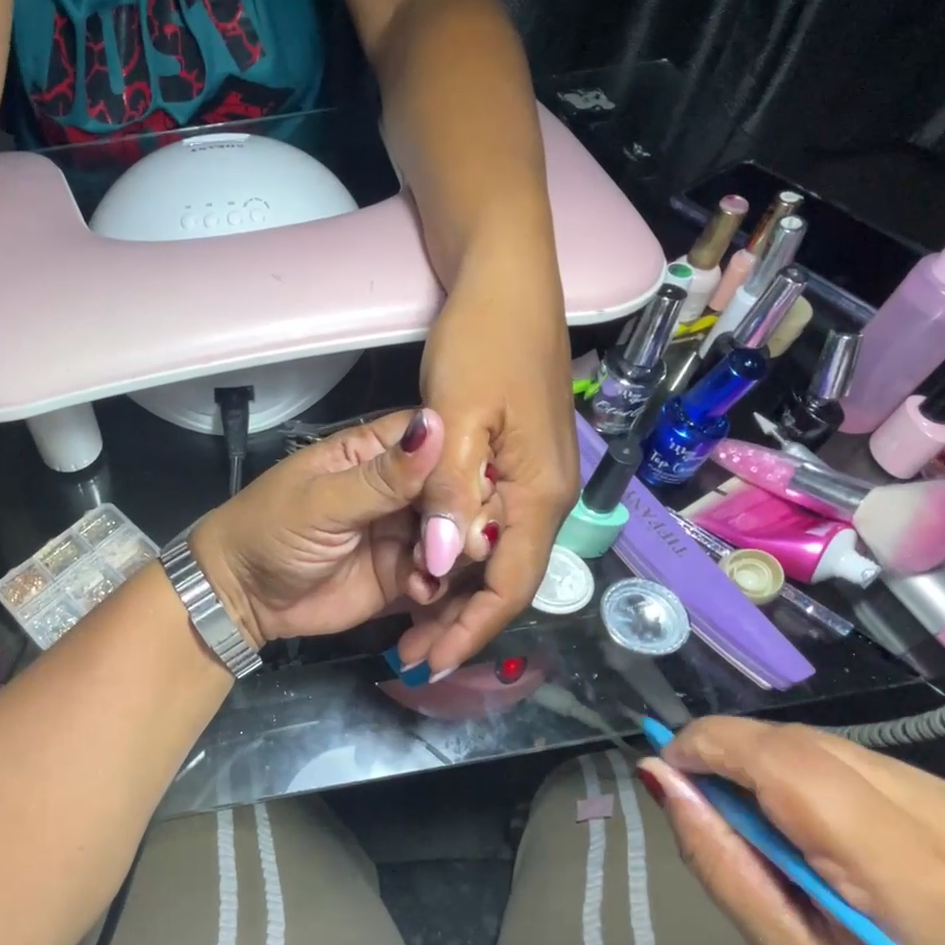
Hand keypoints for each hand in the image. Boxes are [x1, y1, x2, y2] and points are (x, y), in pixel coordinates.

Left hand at [191, 409, 447, 646]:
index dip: (461, 460)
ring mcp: (404, 532)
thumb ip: (382, 477)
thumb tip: (435, 424)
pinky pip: (442, 576)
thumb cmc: (269, 531)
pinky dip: (442, 584)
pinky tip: (424, 591)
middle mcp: (399, 488)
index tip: (473, 487)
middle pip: (456, 489)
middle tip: (461, 542)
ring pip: (457, 534)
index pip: (437, 439)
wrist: (242, 597)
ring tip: (436, 568)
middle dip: (465, 515)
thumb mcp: (322, 502)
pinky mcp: (404, 574)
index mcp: (375, 452)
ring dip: (458, 553)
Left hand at [404, 279, 578, 675]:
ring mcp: (514, 480)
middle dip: (460, 620)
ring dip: (450, 596)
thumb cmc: (478, 341)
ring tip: (410, 635)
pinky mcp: (492, 466)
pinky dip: (447, 560)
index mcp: (535, 486)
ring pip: (483, 558)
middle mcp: (533, 493)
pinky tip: (417, 581)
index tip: (438, 661)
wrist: (499, 282)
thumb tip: (445, 561)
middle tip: (415, 656)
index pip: (512, 578)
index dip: (476, 624)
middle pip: (500, 576)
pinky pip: (472, 529)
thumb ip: (438, 488)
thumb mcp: (455, 412)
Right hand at [641, 717, 944, 944]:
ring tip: (769, 831)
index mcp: (924, 881)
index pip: (789, 760)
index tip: (667, 767)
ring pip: (841, 751)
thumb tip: (661, 776)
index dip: (713, 744)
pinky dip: (829, 786)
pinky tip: (828, 837)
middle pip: (812, 745)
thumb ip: (728, 868)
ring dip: (782, 771)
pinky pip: (880, 771)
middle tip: (707, 805)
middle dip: (741, 757)